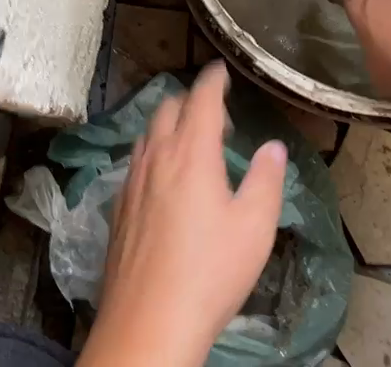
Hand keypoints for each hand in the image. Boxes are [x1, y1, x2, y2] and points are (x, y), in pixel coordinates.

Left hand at [79, 62, 287, 366]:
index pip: (201, 98)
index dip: (213, 79)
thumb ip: (266, 180)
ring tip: (190, 144)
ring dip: (168, 125)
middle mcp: (156, 156)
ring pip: (147, 133)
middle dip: (190, 100)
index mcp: (191, 152)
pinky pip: (135, 161)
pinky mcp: (118, 205)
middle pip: (168, 108)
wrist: (149, 319)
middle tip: (215, 115)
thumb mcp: (254, 228)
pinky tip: (163, 180)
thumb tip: (272, 147)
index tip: (221, 70)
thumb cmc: (210, 271)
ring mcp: (131, 180)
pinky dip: (152, 152)